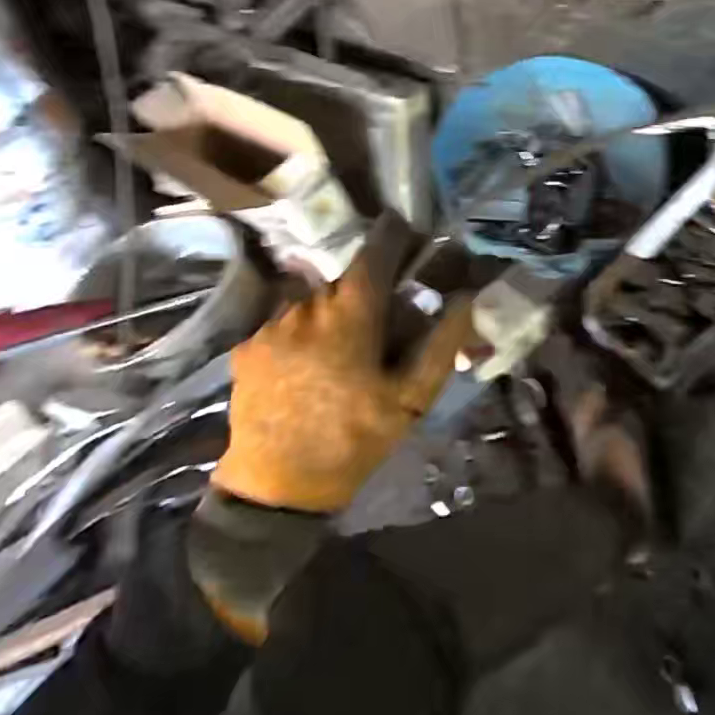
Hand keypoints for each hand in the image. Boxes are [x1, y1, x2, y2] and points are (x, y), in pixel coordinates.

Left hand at [212, 223, 476, 512]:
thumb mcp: (411, 398)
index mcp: (349, 316)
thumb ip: (442, 342)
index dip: (392, 235)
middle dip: (365, 290)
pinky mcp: (246, 348)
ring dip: (331, 311)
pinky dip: (303, 330)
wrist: (275, 489)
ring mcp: (269, 327)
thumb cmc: (354, 439)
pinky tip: (310, 365)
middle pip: (343, 280)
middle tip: (380, 321)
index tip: (403, 225)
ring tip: (342, 349)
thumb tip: (467, 297)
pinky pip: (284, 322)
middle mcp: (305, 309)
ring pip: (311, 300)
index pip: (373, 255)